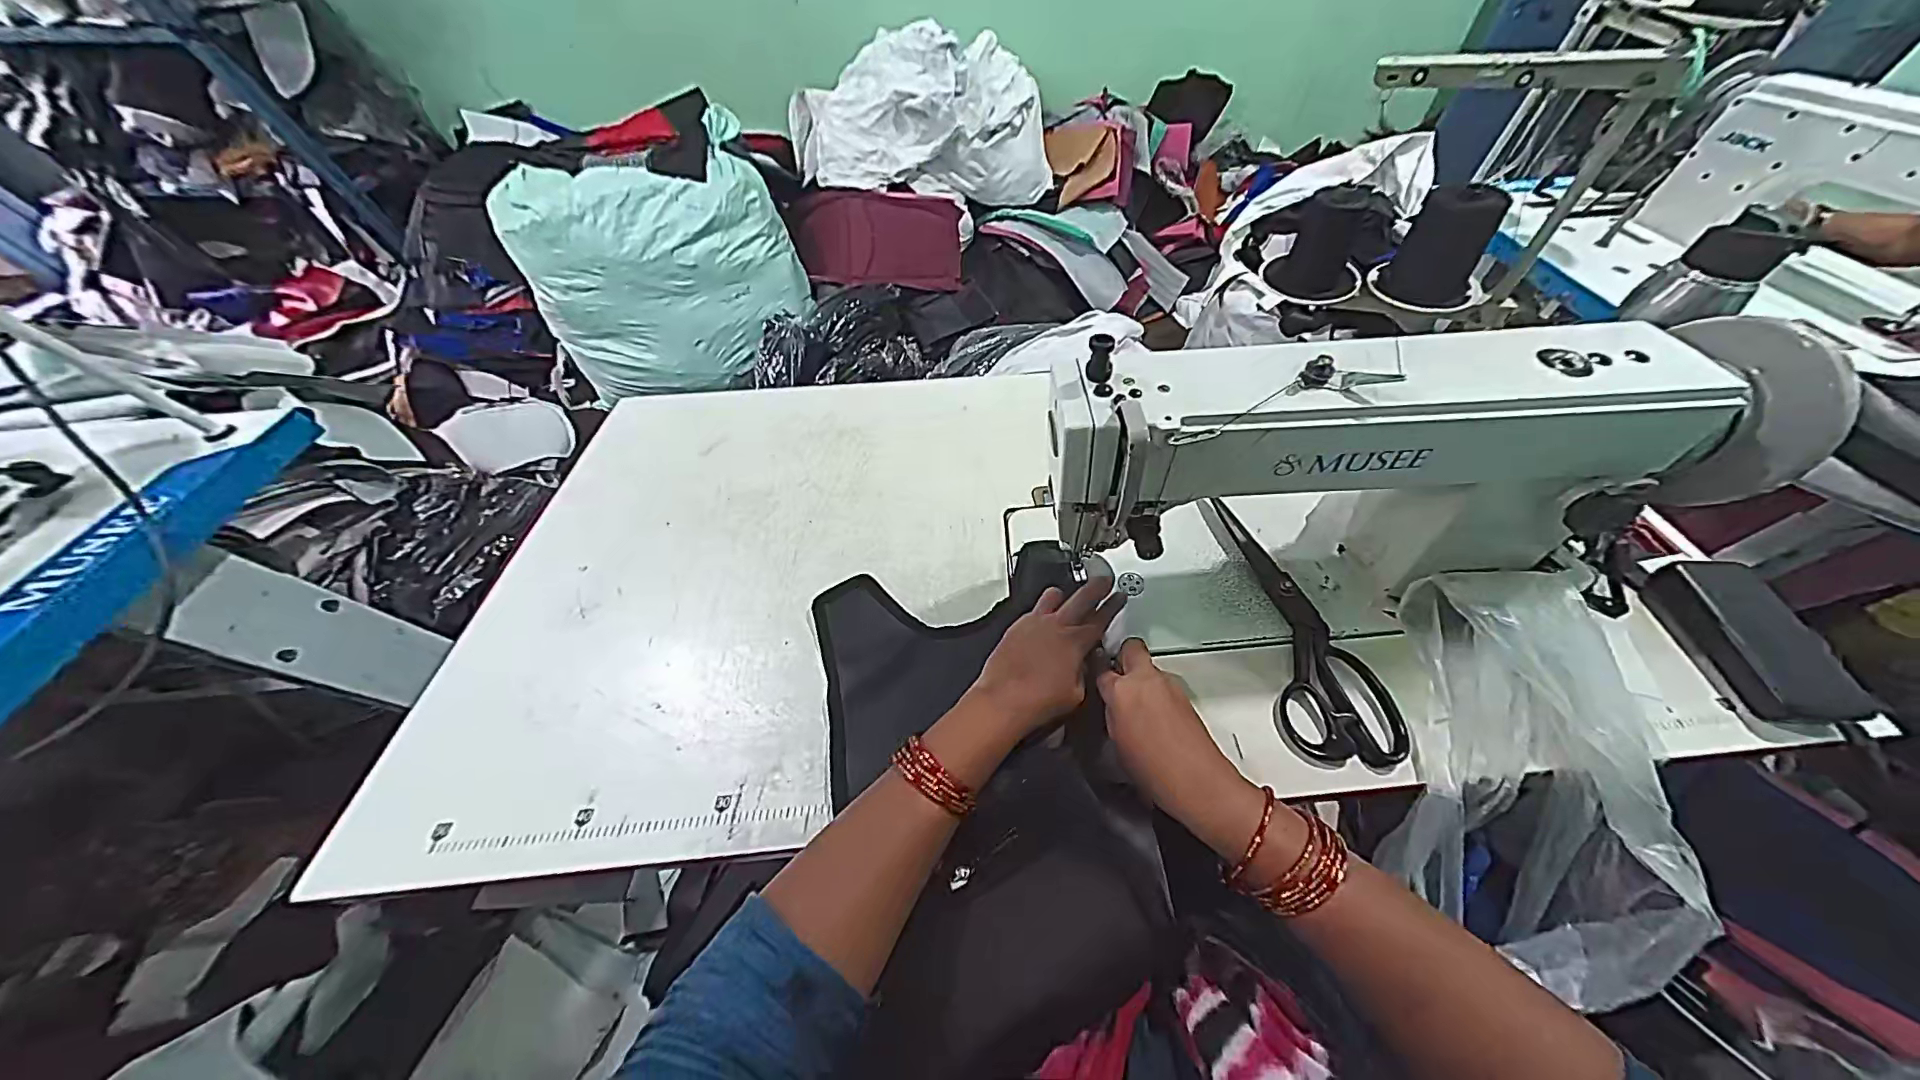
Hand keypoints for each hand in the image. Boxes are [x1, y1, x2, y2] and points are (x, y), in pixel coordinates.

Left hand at [971, 578, 1124, 734]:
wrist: (1003, 700)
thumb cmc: (1036, 700)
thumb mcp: (1076, 693)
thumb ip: (1083, 672)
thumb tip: (1083, 666)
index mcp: (1075, 641)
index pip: (1100, 618)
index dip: (1112, 606)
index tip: (1118, 597)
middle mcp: (1056, 627)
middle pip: (1081, 598)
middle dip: (1096, 587)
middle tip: (1103, 580)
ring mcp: (1034, 624)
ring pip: (1052, 597)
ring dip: (1063, 595)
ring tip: (1067, 594)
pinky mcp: (1015, 628)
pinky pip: (1032, 611)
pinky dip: (1041, 611)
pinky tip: (1041, 618)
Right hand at [1095, 639, 1250, 830]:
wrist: (1197, 782)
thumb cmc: (1155, 770)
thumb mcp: (1116, 742)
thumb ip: (1111, 714)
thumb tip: (1111, 707)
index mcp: (1121, 690)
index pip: (1102, 670)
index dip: (1099, 678)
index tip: (1099, 685)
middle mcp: (1148, 680)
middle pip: (1131, 649)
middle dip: (1124, 658)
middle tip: (1118, 677)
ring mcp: (1170, 686)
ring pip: (1151, 668)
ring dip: (1144, 680)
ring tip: (1139, 708)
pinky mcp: (1186, 698)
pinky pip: (1165, 686)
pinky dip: (1159, 695)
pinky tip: (1156, 721)